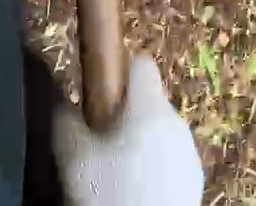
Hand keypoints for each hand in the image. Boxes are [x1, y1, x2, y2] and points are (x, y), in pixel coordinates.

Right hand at [53, 56, 202, 205]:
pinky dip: (157, 165)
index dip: (120, 71)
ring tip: (117, 172)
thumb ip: (65, 121)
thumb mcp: (75, 158)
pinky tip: (137, 191)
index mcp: (150, 105)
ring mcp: (189, 149)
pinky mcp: (196, 178)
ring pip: (161, 130)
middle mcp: (176, 119)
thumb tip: (59, 102)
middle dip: (127, 114)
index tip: (102, 94)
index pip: (141, 62)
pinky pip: (172, 157)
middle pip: (150, 99)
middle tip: (102, 142)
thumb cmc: (111, 194)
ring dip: (142, 141)